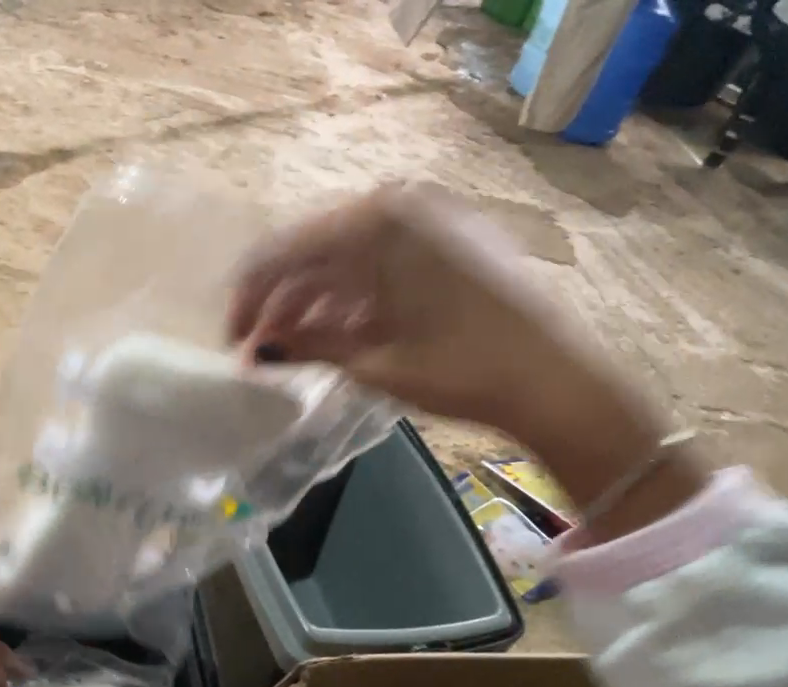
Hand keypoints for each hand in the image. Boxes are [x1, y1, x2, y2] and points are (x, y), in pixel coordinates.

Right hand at [229, 184, 707, 540]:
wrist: (556, 380)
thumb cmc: (461, 372)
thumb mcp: (373, 363)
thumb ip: (306, 345)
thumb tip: (258, 350)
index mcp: (376, 224)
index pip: (284, 252)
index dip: (249, 299)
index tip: (231, 341)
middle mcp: (399, 205)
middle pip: (312, 251)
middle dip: (279, 302)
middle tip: (259, 351)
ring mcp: (429, 218)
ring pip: (345, 257)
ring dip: (312, 302)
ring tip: (291, 350)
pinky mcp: (449, 239)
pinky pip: (380, 261)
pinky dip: (351, 296)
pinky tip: (335, 333)